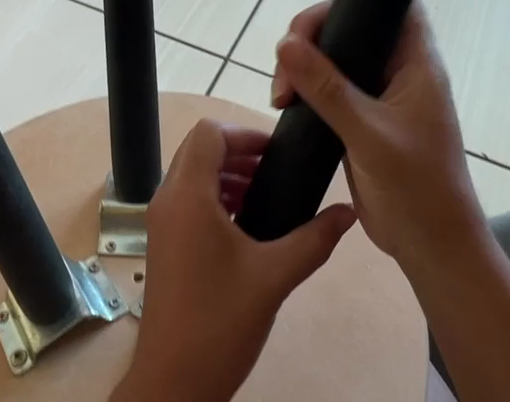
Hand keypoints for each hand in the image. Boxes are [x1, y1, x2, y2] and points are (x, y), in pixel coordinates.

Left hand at [111, 120, 356, 401]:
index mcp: (187, 195)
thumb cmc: (221, 322)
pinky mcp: (164, 242)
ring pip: (193, 174)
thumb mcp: (274, 277)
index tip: (278, 154)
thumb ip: (314, 239)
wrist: (174, 380)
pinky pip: (189, 200)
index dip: (244, 133)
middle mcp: (167, 199)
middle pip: (199, 149)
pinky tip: (249, 224)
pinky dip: (217, 197)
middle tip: (278, 171)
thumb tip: (348, 211)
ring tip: (268, 196)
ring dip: (228, 175)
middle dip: (239, 152)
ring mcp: (161, 221)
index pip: (209, 133)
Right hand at [271, 0, 488, 265]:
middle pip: (352, 28)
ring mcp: (377, 96)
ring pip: (333, 58)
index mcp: (416, 64)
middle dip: (311, 36)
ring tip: (280, 96)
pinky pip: (327, 88)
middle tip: (285, 65)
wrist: (431, 246)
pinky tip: (285, 104)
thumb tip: (285, 45)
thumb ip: (327, 88)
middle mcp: (397, 72)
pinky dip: (304, 89)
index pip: (397, 3)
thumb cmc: (417, 187)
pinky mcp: (360, 120)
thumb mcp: (370, 134)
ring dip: (301, 66)